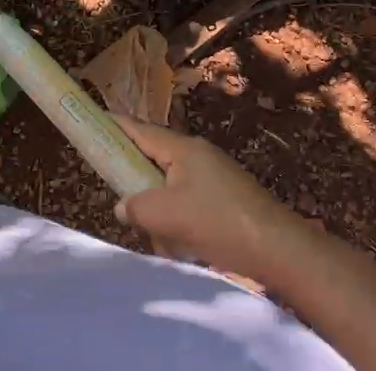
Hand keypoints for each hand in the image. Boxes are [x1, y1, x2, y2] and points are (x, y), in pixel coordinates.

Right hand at [111, 117, 299, 281]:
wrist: (284, 253)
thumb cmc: (219, 223)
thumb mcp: (165, 215)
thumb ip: (134, 207)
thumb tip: (123, 206)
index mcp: (183, 148)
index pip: (138, 129)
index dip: (112, 125)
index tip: (91, 123)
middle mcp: (199, 156)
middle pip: (154, 159)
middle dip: (136, 181)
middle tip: (120, 196)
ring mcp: (217, 179)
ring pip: (172, 187)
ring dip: (160, 210)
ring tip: (157, 237)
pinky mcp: (229, 202)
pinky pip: (191, 204)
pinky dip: (180, 222)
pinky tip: (182, 247)